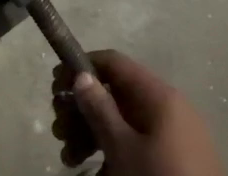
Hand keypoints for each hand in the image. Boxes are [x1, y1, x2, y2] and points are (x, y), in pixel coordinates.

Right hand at [52, 50, 222, 175]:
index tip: (55, 86)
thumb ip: (99, 109)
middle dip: (81, 109)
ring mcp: (171, 136)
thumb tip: (81, 75)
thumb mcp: (122, 148)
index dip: (82, 67)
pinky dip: (112, 151)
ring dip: (90, 134)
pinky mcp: (173, 160)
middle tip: (58, 128)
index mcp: (159, 96)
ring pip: (122, 122)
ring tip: (68, 155)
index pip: (114, 63)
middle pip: (115, 94)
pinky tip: (90, 169)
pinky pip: (136, 144)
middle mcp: (167, 108)